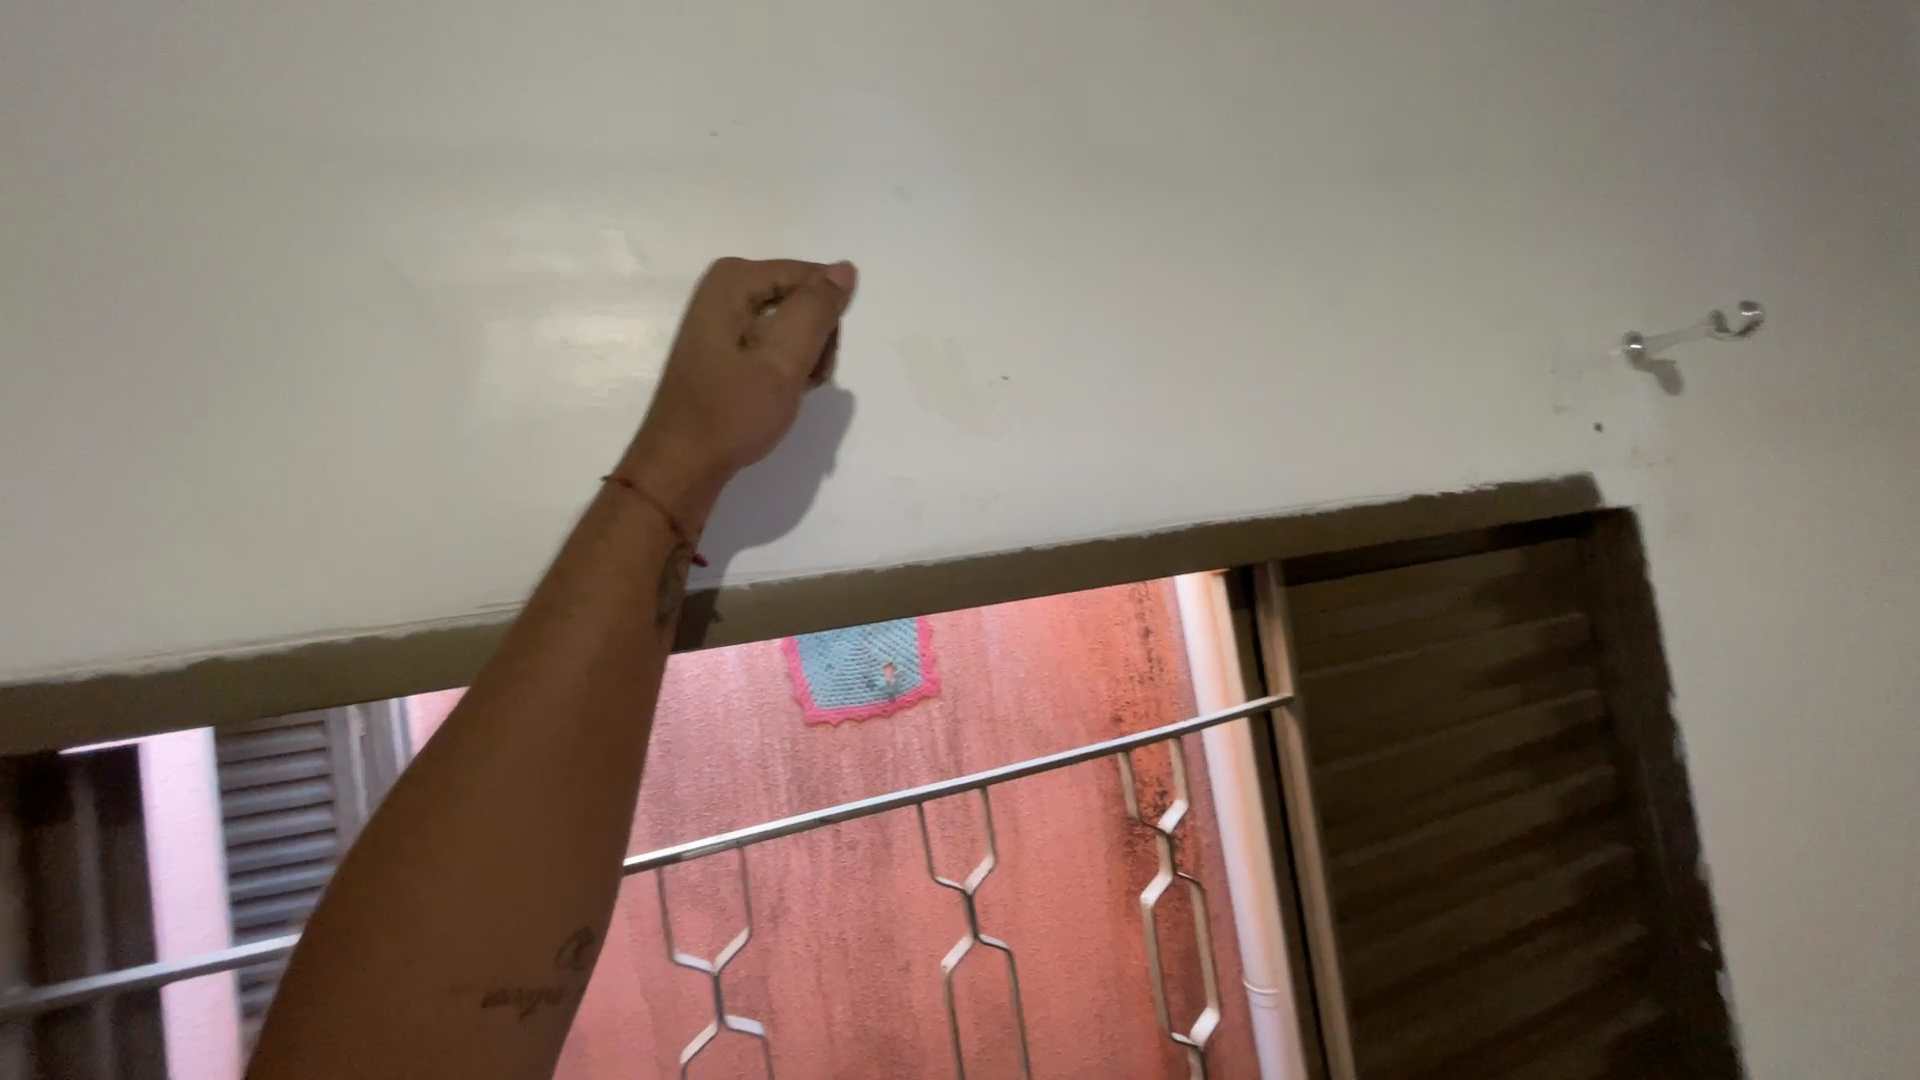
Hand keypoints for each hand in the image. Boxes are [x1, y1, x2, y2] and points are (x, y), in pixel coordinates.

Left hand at [619, 258, 856, 521]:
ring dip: (804, 361)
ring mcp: (722, 322)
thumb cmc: (732, 412)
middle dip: (816, 342)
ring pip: (792, 328)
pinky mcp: (723, 351)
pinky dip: (785, 371)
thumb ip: (817, 310)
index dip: (827, 321)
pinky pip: (772, 347)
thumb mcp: (783, 360)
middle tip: (805, 382)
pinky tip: (778, 397)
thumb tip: (845, 269)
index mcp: (733, 280)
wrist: (684, 465)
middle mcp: (724, 291)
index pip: (812, 278)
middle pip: (801, 301)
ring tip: (790, 394)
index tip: (816, 362)